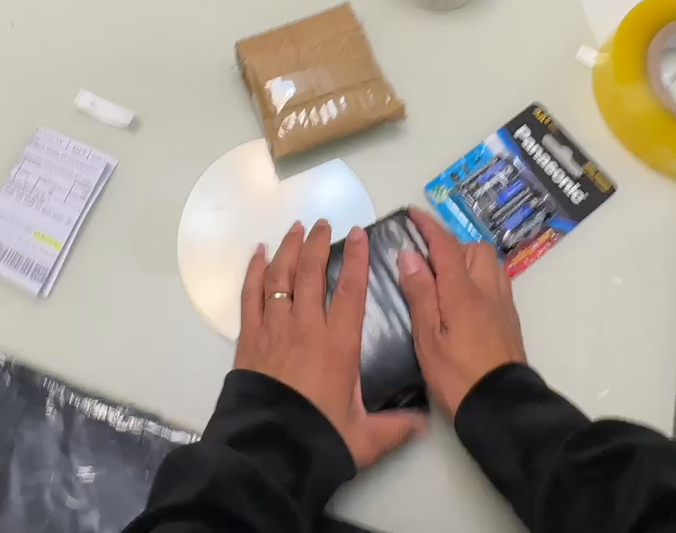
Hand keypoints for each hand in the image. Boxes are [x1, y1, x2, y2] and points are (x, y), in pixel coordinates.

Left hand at [236, 219, 427, 468]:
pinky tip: (258, 254)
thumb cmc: (319, 440)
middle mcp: (306, 327)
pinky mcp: (250, 338)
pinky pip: (251, 295)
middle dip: (316, 243)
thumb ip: (396, 426)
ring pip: (280, 276)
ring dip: (288, 248)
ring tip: (294, 228)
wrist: (270, 453)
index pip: (349, 290)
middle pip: (310, 272)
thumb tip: (425, 423)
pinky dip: (254, 271)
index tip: (357, 233)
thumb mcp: (365, 437)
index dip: (355, 258)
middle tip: (321, 223)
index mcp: (338, 344)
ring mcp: (274, 329)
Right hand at [396, 206, 528, 415]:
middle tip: (428, 259)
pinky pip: (496, 281)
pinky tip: (464, 297)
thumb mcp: (428, 337)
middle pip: (474, 248)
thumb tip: (409, 254)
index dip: (428, 225)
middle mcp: (487, 290)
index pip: (445, 245)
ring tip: (446, 276)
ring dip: (468, 258)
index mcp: (463, 292)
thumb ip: (420, 292)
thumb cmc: (458, 376)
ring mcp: (503, 305)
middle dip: (452, 243)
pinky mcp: (510, 320)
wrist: (503, 410)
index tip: (412, 212)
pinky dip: (478, 276)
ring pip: (490, 263)